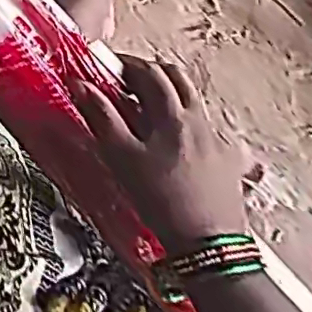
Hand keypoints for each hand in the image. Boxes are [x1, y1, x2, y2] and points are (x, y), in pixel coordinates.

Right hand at [73, 55, 246, 250]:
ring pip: (196, 101)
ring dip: (172, 94)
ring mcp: (219, 143)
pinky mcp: (231, 164)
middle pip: (178, 79)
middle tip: (128, 79)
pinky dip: (194, 123)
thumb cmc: (162, 199)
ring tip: (150, 106)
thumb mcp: (120, 155)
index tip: (109, 66)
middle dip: (151, 72)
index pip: (151, 72)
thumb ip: (101, 114)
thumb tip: (80, 84)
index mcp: (173, 116)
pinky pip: (214, 131)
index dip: (127, 63)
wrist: (209, 248)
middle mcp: (200, 123)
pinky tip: (186, 136)